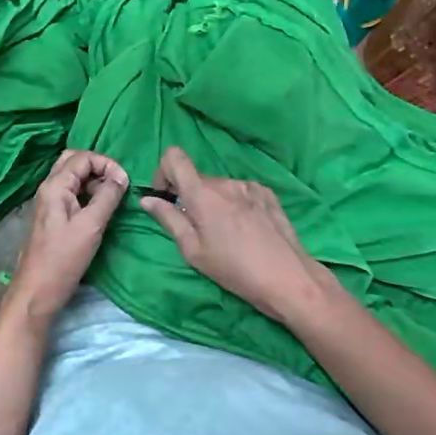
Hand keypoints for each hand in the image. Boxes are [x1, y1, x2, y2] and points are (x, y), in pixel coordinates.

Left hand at [9, 150, 128, 320]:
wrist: (38, 291)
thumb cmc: (64, 258)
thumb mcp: (91, 225)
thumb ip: (107, 196)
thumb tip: (121, 176)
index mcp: (55, 186)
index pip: (83, 157)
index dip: (106, 163)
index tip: (124, 182)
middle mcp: (49, 187)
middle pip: (74, 161)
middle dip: (98, 166)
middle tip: (117, 182)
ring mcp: (50, 201)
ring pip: (73, 176)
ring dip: (94, 179)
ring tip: (112, 196)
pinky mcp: (54, 215)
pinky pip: (72, 192)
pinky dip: (88, 192)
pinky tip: (101, 206)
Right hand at [138, 147, 333, 323]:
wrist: (287, 277)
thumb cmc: (234, 269)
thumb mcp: (193, 251)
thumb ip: (169, 219)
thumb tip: (148, 199)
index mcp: (203, 193)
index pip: (174, 157)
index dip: (164, 172)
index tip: (167, 197)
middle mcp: (225, 182)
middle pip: (197, 178)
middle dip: (190, 197)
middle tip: (198, 229)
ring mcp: (249, 185)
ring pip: (220, 187)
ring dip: (214, 202)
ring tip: (226, 234)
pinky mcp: (267, 193)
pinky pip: (240, 191)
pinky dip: (235, 204)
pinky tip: (246, 230)